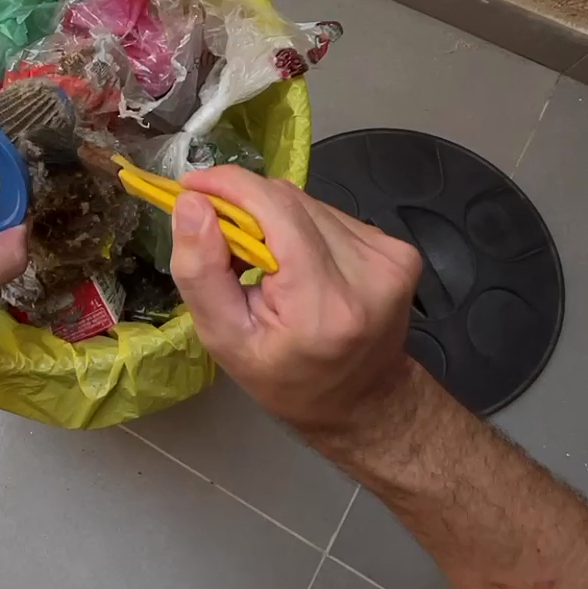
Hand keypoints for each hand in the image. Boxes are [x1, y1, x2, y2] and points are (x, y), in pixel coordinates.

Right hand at [169, 166, 423, 443]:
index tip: (189, 187)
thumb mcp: (224, 338)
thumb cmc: (283, 378)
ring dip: (270, 215)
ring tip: (254, 254)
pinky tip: (290, 256)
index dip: (228, 186)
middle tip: (211, 229)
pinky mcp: (398, 249)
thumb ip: (200, 271)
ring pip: (308, 202)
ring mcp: (391, 256)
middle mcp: (368, 271)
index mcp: (324, 301)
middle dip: (242, 203)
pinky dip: (297, 225)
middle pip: (289, 200)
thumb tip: (190, 204)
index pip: (274, 209)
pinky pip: (329, 214)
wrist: (362, 402)